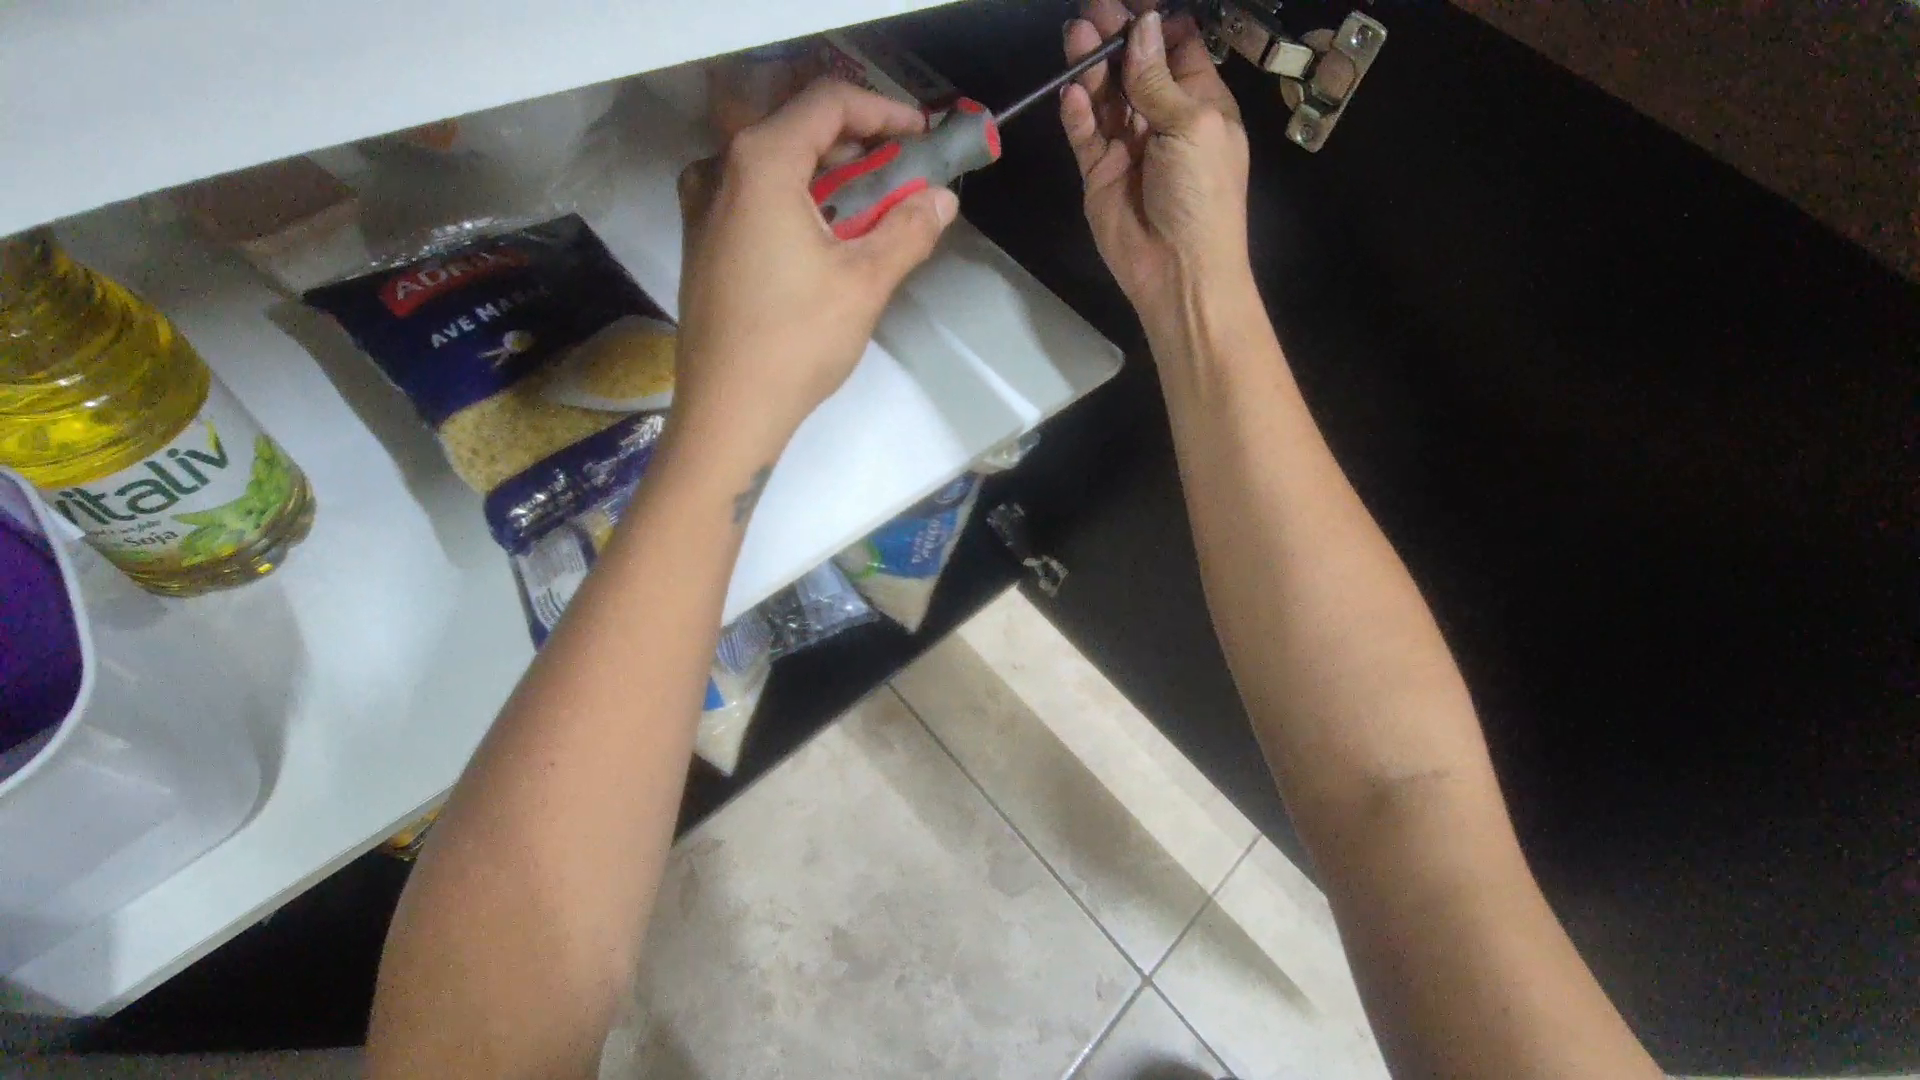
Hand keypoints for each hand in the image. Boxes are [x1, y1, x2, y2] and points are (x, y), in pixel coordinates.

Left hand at [674, 80, 959, 441]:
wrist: (728, 409)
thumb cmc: (796, 341)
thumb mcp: (865, 283)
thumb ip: (908, 230)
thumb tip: (942, 199)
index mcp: (760, 163)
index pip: (828, 103)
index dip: (883, 111)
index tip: (921, 135)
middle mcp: (721, 170)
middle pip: (798, 130)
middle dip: (859, 146)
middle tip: (904, 175)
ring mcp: (703, 207)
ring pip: (775, 166)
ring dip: (829, 177)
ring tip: (873, 210)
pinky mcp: (702, 242)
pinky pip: (754, 198)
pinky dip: (797, 202)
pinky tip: (826, 239)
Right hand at [1062, 1, 1250, 329]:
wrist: (1179, 269)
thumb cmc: (1202, 194)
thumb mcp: (1193, 126)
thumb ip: (1160, 80)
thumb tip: (1143, 28)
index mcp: (1201, 103)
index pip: (1177, 49)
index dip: (1155, 23)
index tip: (1132, 0)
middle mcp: (1163, 119)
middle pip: (1135, 67)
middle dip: (1116, 37)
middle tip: (1092, 8)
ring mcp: (1129, 147)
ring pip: (1106, 96)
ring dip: (1092, 67)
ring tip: (1074, 34)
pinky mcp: (1099, 173)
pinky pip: (1085, 135)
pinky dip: (1078, 113)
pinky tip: (1072, 92)